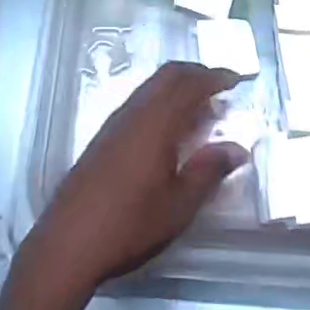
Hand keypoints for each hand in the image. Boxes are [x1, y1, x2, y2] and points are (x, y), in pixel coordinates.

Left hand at [0, 62, 247, 309]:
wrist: (72, 236)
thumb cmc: (131, 222)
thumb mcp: (179, 204)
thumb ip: (207, 171)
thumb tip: (236, 148)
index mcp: (155, 122)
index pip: (187, 85)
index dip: (213, 77)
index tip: (237, 78)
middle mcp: (133, 112)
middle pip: (166, 76)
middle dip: (195, 74)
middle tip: (223, 85)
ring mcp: (115, 121)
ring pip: (151, 87)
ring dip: (178, 87)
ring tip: (204, 107)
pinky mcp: (105, 135)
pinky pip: (140, 102)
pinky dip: (162, 101)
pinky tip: (172, 127)